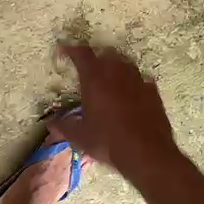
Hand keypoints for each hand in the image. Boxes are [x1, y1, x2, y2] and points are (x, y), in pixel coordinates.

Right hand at [51, 45, 184, 183]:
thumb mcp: (80, 137)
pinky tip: (132, 95)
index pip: (81, 54)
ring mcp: (137, 80)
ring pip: (125, 63)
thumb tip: (50, 123)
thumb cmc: (108, 141)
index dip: (71, 50)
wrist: (147, 153)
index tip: (64, 50)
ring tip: (110, 81)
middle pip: (105, 53)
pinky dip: (133, 83)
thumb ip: (64, 126)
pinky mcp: (153, 91)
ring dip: (116, 68)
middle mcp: (116, 72)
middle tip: (89, 71)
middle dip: (96, 58)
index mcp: (95, 78)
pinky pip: (141, 79)